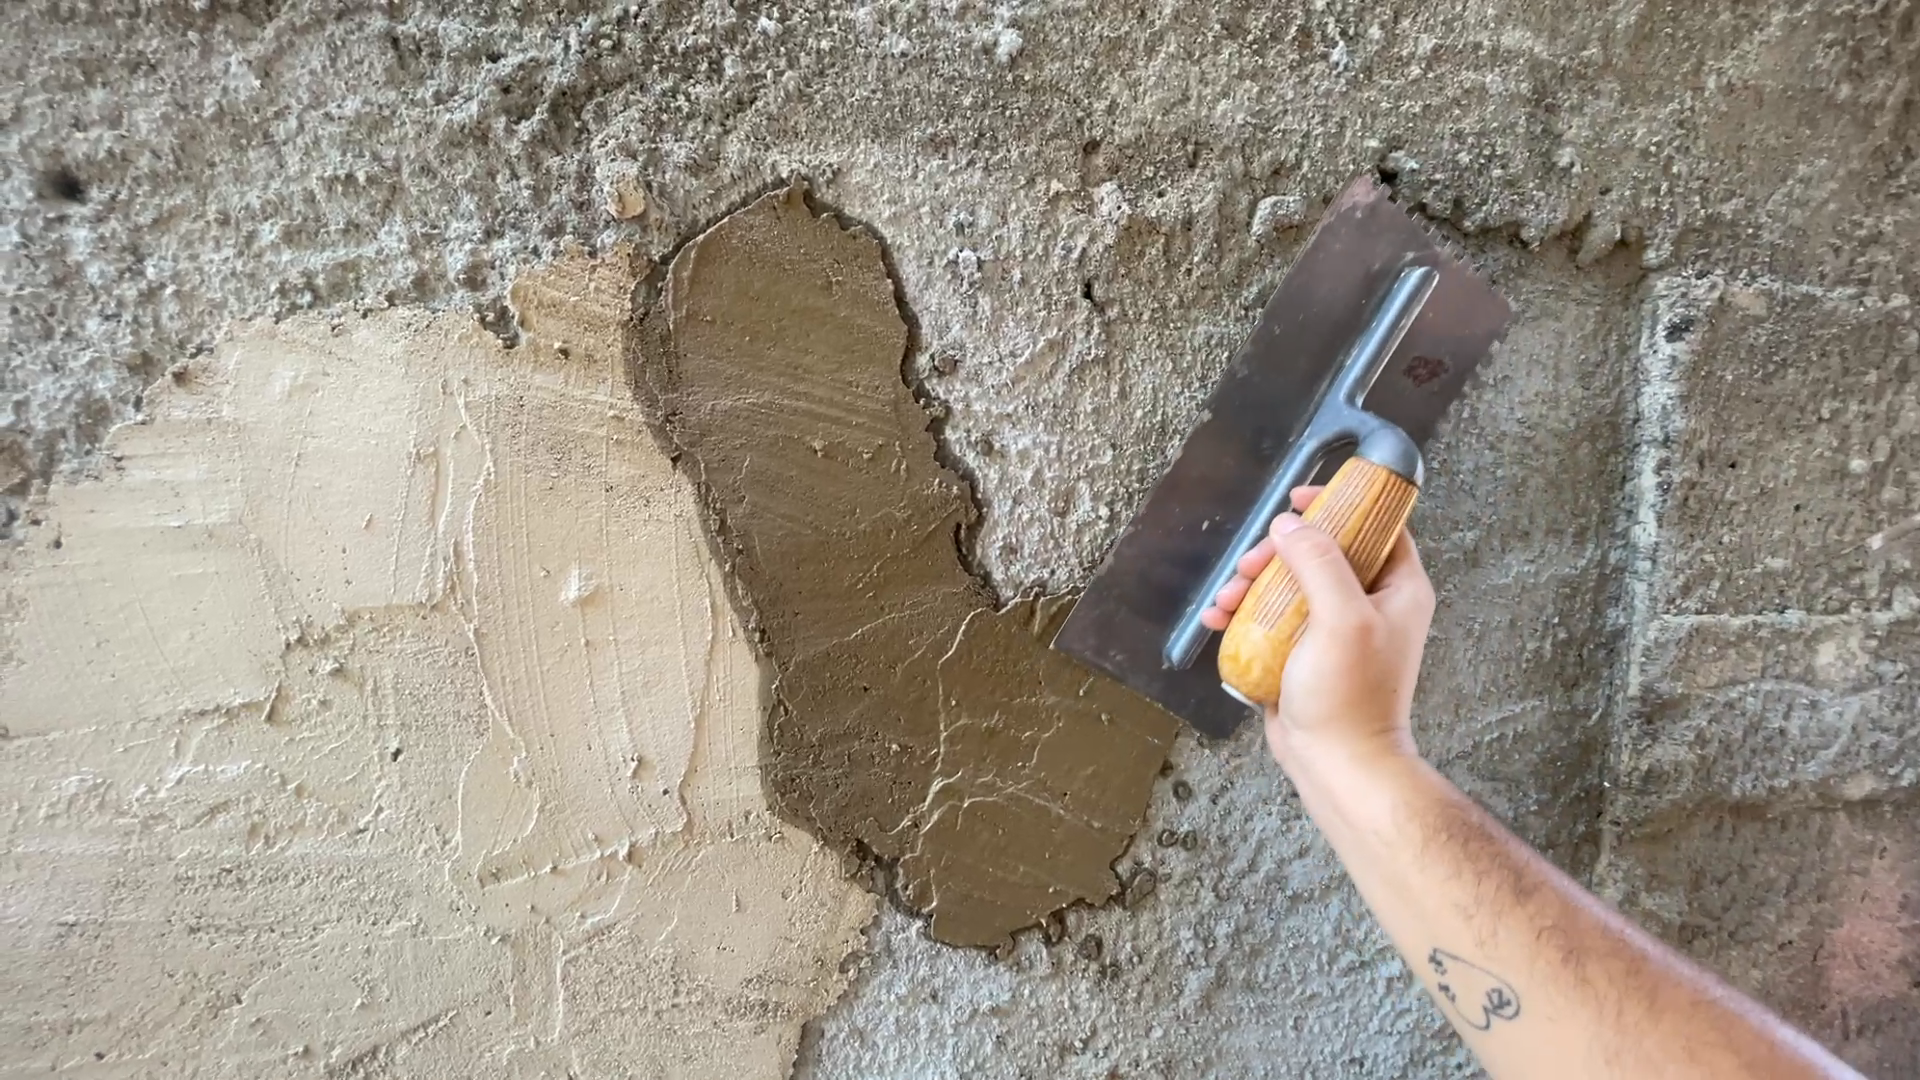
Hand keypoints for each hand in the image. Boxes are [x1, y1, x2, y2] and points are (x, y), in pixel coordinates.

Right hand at [1198, 486, 1435, 768]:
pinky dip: (1244, 612)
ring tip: (1228, 597)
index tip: (1299, 498)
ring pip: (1289, 582)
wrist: (1335, 763)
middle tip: (1251, 562)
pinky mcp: (1302, 649)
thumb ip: (1320, 565)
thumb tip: (1289, 525)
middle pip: (1320, 552)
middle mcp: (1368, 603)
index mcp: (1397, 589)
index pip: (1376, 526)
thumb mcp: (1342, 621)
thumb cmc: (1350, 697)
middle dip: (1278, 552)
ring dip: (1253, 582)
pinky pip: (1270, 615)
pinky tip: (1219, 618)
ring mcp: (1333, 627)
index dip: (1340, 505)